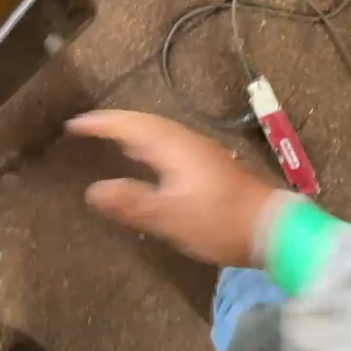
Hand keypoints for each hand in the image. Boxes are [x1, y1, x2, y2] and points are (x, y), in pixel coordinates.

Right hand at [67, 110, 284, 267]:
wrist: (276, 228)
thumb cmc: (220, 222)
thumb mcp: (171, 218)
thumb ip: (133, 203)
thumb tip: (93, 190)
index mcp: (173, 147)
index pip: (129, 125)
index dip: (101, 123)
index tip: (74, 124)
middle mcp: (185, 140)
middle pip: (143, 122)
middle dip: (114, 122)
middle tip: (87, 127)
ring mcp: (199, 150)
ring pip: (158, 131)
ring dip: (131, 130)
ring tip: (110, 137)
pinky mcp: (209, 163)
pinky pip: (168, 141)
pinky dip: (148, 142)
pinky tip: (147, 158)